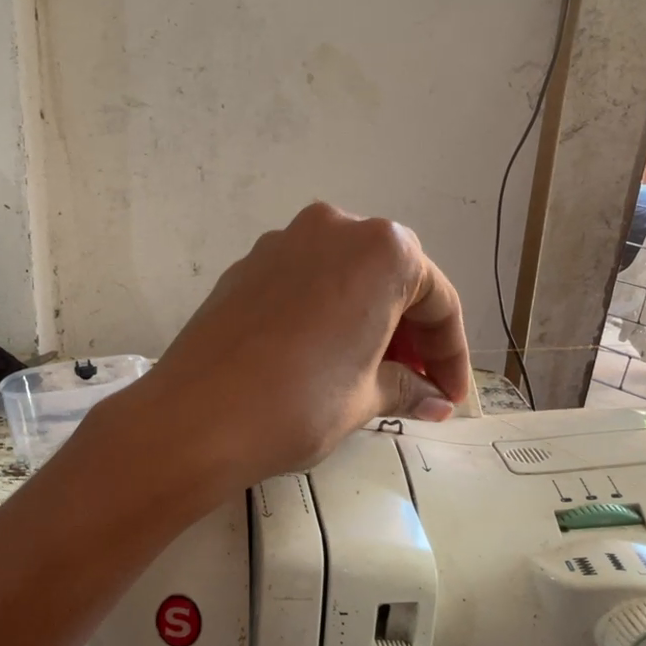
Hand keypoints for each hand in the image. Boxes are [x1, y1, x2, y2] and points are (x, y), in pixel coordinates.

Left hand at [115, 202, 469, 483]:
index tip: (450, 397)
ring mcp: (283, 242)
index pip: (437, 301)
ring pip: (346, 278)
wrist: (195, 417)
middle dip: (410, 335)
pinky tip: (324, 358)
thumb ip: (407, 387)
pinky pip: (306, 285)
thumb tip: (432, 400)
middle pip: (392, 280)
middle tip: (416, 388)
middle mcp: (334, 228)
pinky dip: (327, 315)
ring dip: (368, 322)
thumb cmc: (299, 404)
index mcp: (381, 249)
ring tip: (372, 376)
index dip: (451, 356)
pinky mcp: (246, 265)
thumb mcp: (365, 397)